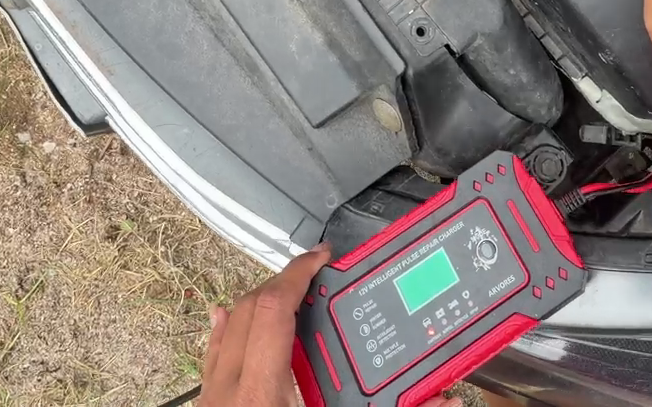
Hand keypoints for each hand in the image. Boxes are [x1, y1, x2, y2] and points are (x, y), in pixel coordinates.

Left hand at [201, 246, 462, 406]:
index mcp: (261, 400)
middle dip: (284, 284)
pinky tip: (225, 321)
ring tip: (286, 294)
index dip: (298, 273)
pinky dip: (223, 334)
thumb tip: (441, 398)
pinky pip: (210, 363)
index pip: (272, 309)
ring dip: (257, 306)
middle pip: (248, 311)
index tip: (322, 259)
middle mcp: (228, 397)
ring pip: (225, 333)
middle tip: (317, 277)